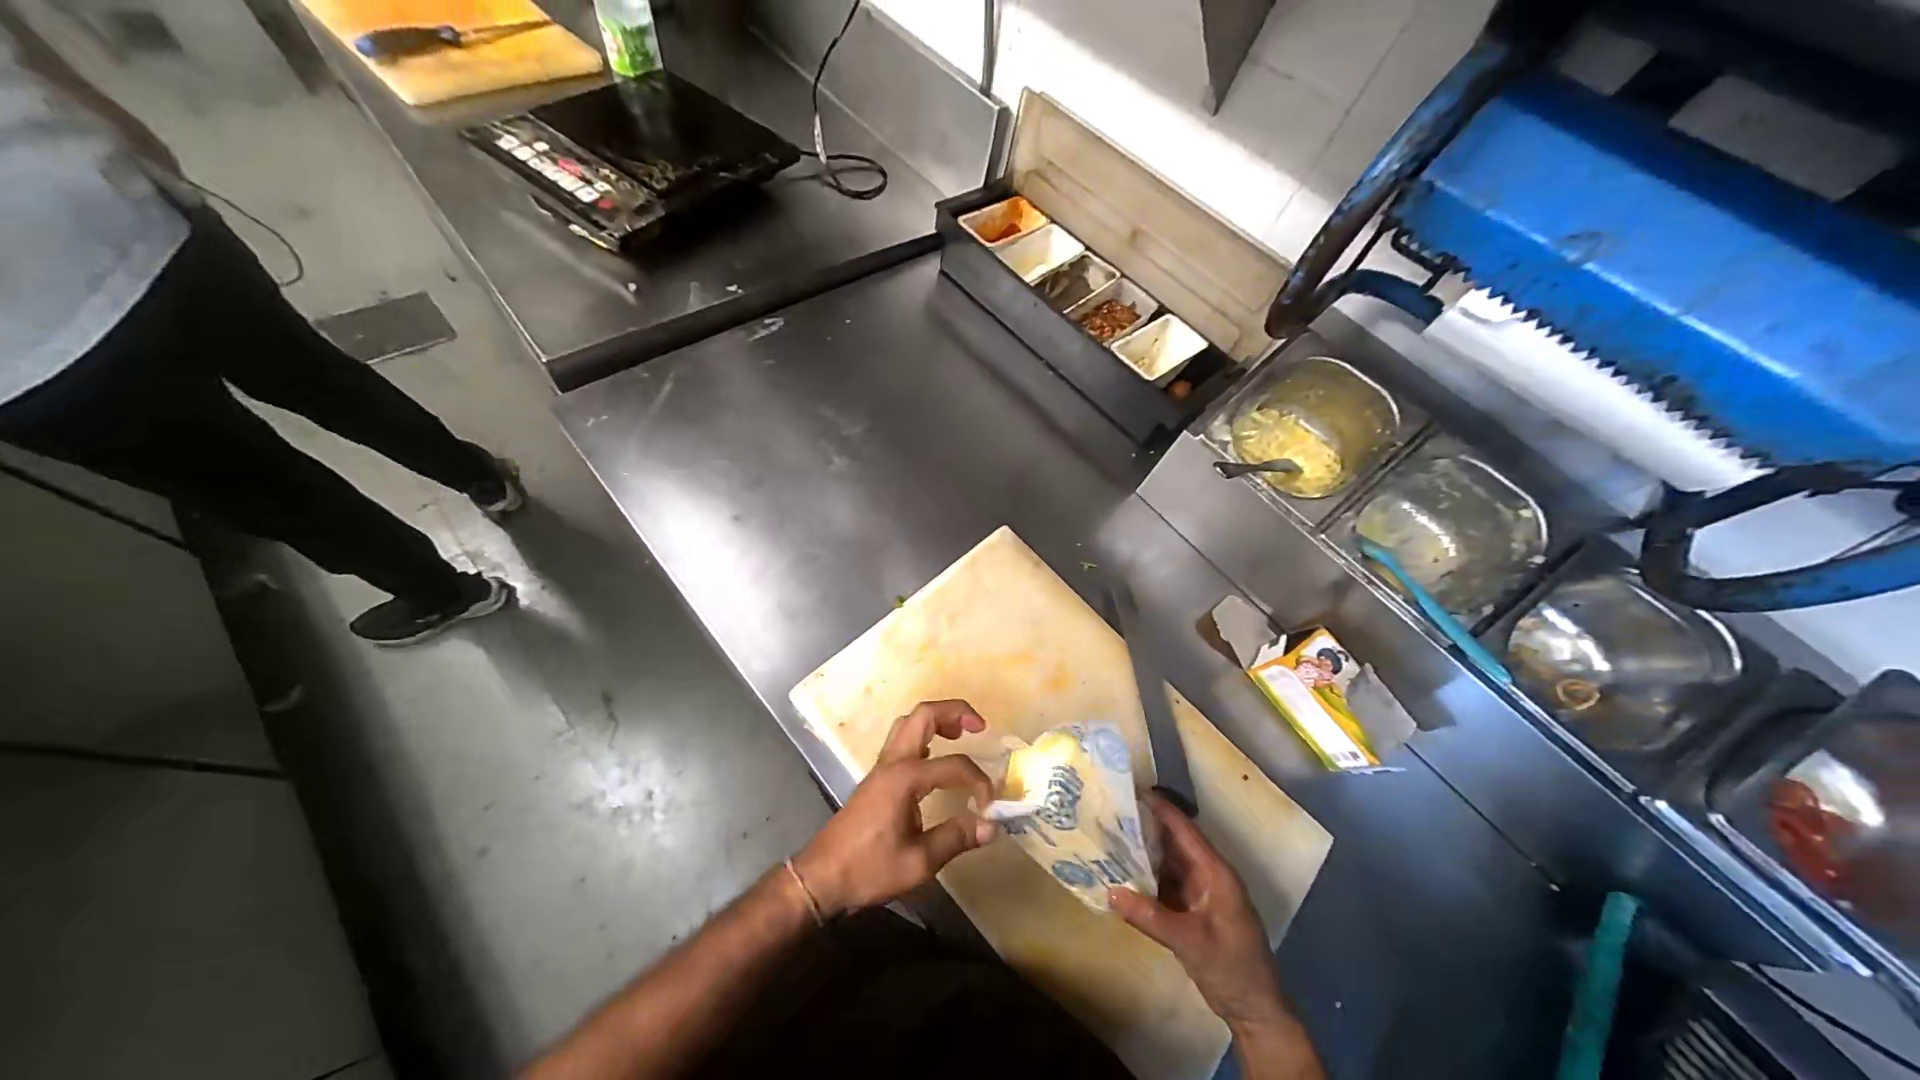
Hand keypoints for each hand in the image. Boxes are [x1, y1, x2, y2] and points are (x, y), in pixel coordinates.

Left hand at [792, 700, 997, 916]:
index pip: (954, 766)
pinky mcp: (877, 777)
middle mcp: (892, 762)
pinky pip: (902, 740)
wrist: (822, 877)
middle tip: (980, 726)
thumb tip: (992, 826)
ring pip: (909, 722)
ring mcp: (882, 767)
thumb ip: (956, 839)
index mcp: (905, 778)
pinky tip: (937, 756)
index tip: (989, 809)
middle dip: (955, 711)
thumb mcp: (919, 862)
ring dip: (937, 719)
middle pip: (923, 715)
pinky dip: (924, 735)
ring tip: (962, 733)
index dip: (979, 782)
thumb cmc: (868, 869)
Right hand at [1110, 795, 1287, 1028]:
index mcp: (1216, 873)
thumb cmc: (1232, 968)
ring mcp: (1198, 894)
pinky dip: (1145, 878)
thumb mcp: (1190, 942)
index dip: (1161, 809)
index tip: (1132, 789)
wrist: (1255, 1011)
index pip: (1185, 830)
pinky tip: (1121, 873)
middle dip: (1145, 828)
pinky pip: (1164, 885)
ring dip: (1142, 853)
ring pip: (1166, 864)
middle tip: (1110, 811)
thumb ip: (1150, 916)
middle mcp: (1207, 876)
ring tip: (1109, 836)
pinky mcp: (1190, 912)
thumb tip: (1110, 891)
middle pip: (1173, 843)